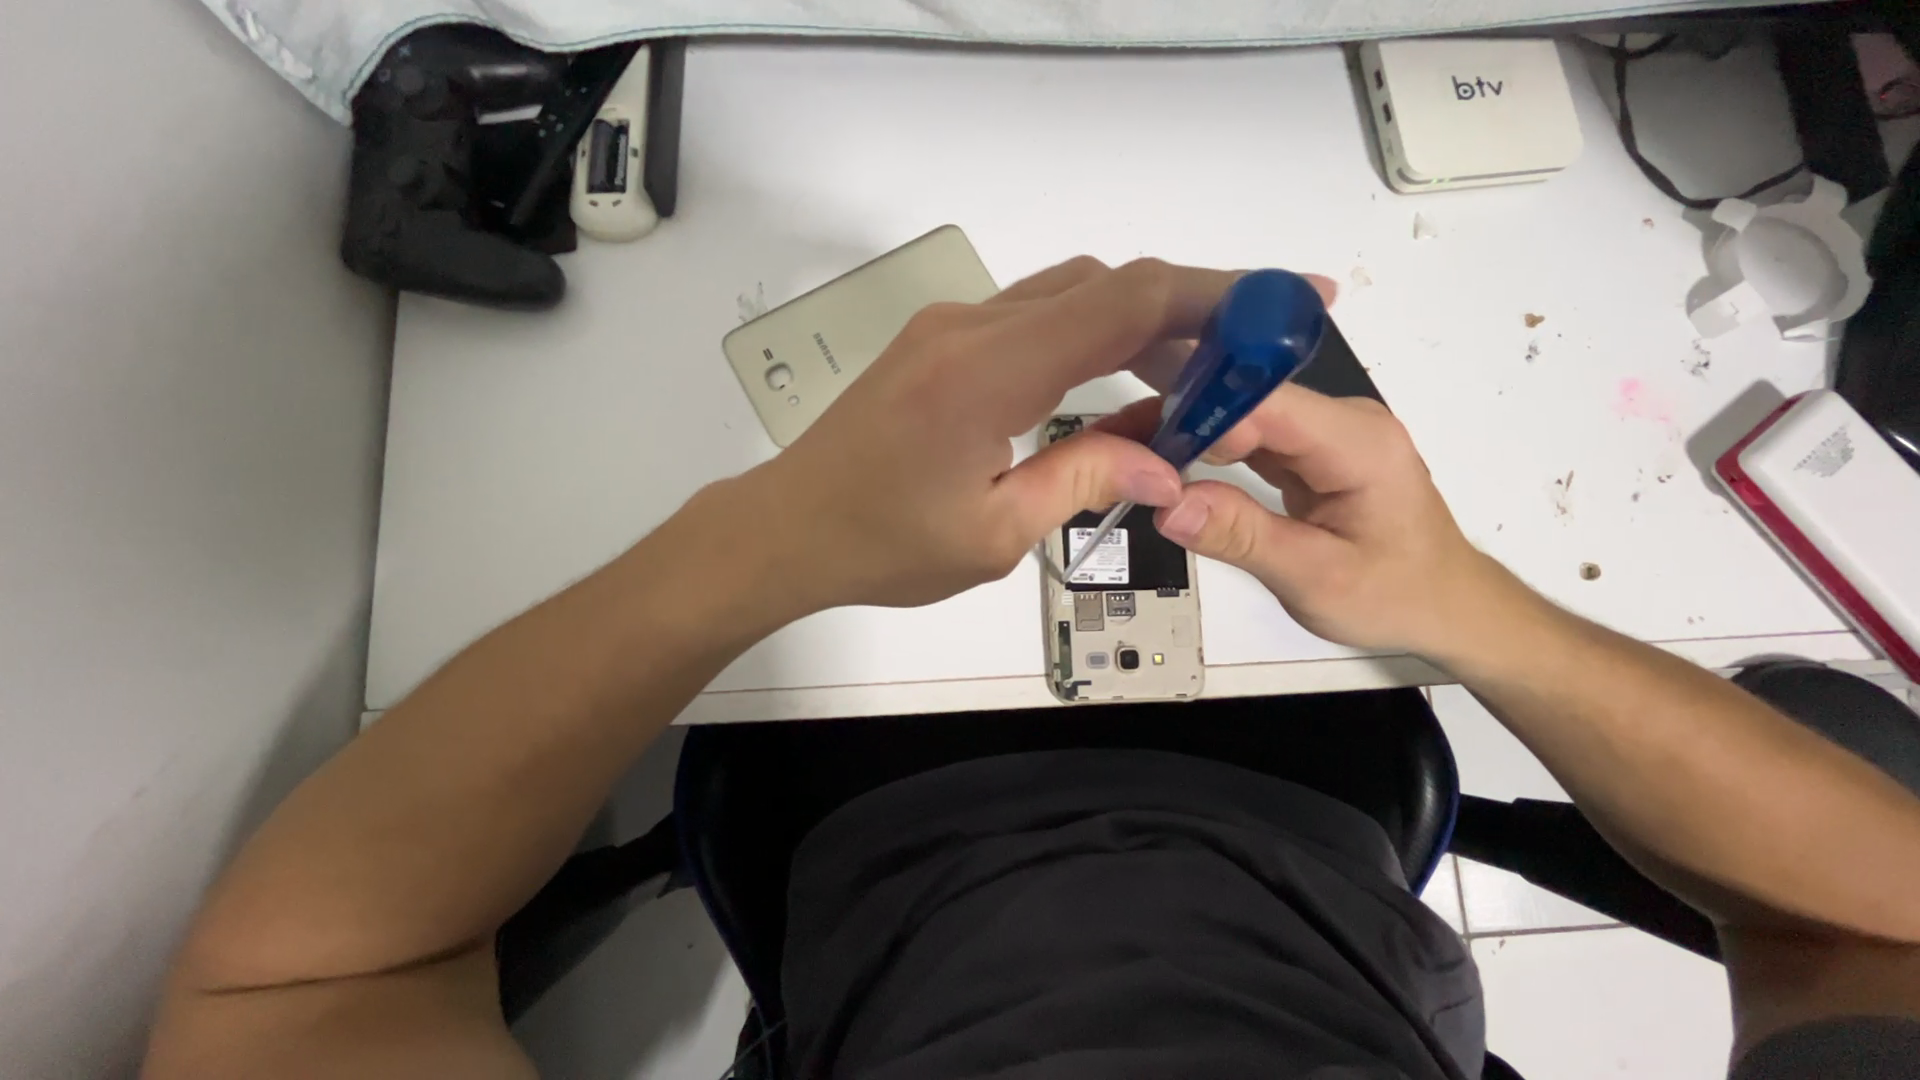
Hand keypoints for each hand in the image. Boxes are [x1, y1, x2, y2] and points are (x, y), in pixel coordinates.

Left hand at [744, 257, 1242, 609]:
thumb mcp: (995, 532)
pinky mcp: (940, 341)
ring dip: (1137, 320)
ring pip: (1067, 293)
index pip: (1121, 302)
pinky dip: (1089, 332)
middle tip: (1247, 354)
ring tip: (1194, 372)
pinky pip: (1032, 315)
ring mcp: (949, 327)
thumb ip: (1084, 481)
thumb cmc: (882, 545)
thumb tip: (1165, 464)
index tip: (1285, 302)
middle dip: (1187, 308)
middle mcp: (969, 328)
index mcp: (985, 374)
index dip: (1214, 294)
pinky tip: (1118, 376)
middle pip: (1101, 284)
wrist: (790, 527)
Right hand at [1135, 383, 1519, 655]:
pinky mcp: (1312, 453)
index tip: (1144, 441)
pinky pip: (1253, 440)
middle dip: (1187, 420)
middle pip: (1251, 402)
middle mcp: (1343, 423)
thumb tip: (1169, 504)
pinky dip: (1212, 452)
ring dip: (1193, 435)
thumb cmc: (1395, 596)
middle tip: (1124, 450)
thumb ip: (1242, 536)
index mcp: (1357, 443)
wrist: (1447, 607)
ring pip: (1245, 418)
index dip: (1203, 413)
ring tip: (1138, 455)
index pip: (1266, 404)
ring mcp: (1327, 435)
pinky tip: (1173, 463)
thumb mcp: (1313, 577)